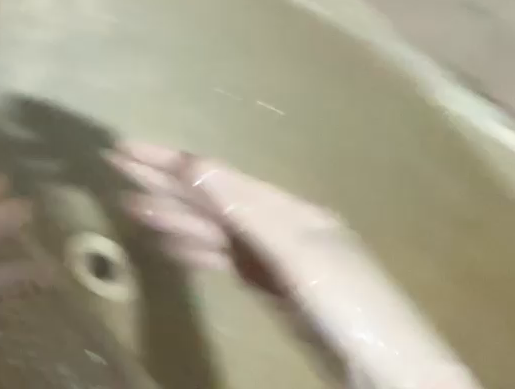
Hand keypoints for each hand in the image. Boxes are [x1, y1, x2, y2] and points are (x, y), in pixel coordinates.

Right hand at [110, 142, 481, 388]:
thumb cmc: (352, 312)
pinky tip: (169, 248)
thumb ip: (244, 210)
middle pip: (212, 199)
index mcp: (292, 212)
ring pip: (214, 229)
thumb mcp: (298, 257)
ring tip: (130, 209)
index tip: (123, 149)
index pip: (218, 178)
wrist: (401, 382)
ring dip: (172, 216)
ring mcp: (280, 261)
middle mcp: (283, 229)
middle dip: (163, 183)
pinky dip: (194, 250)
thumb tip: (191, 164)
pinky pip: (225, 259)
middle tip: (113, 167)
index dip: (170, 161)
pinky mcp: (278, 291)